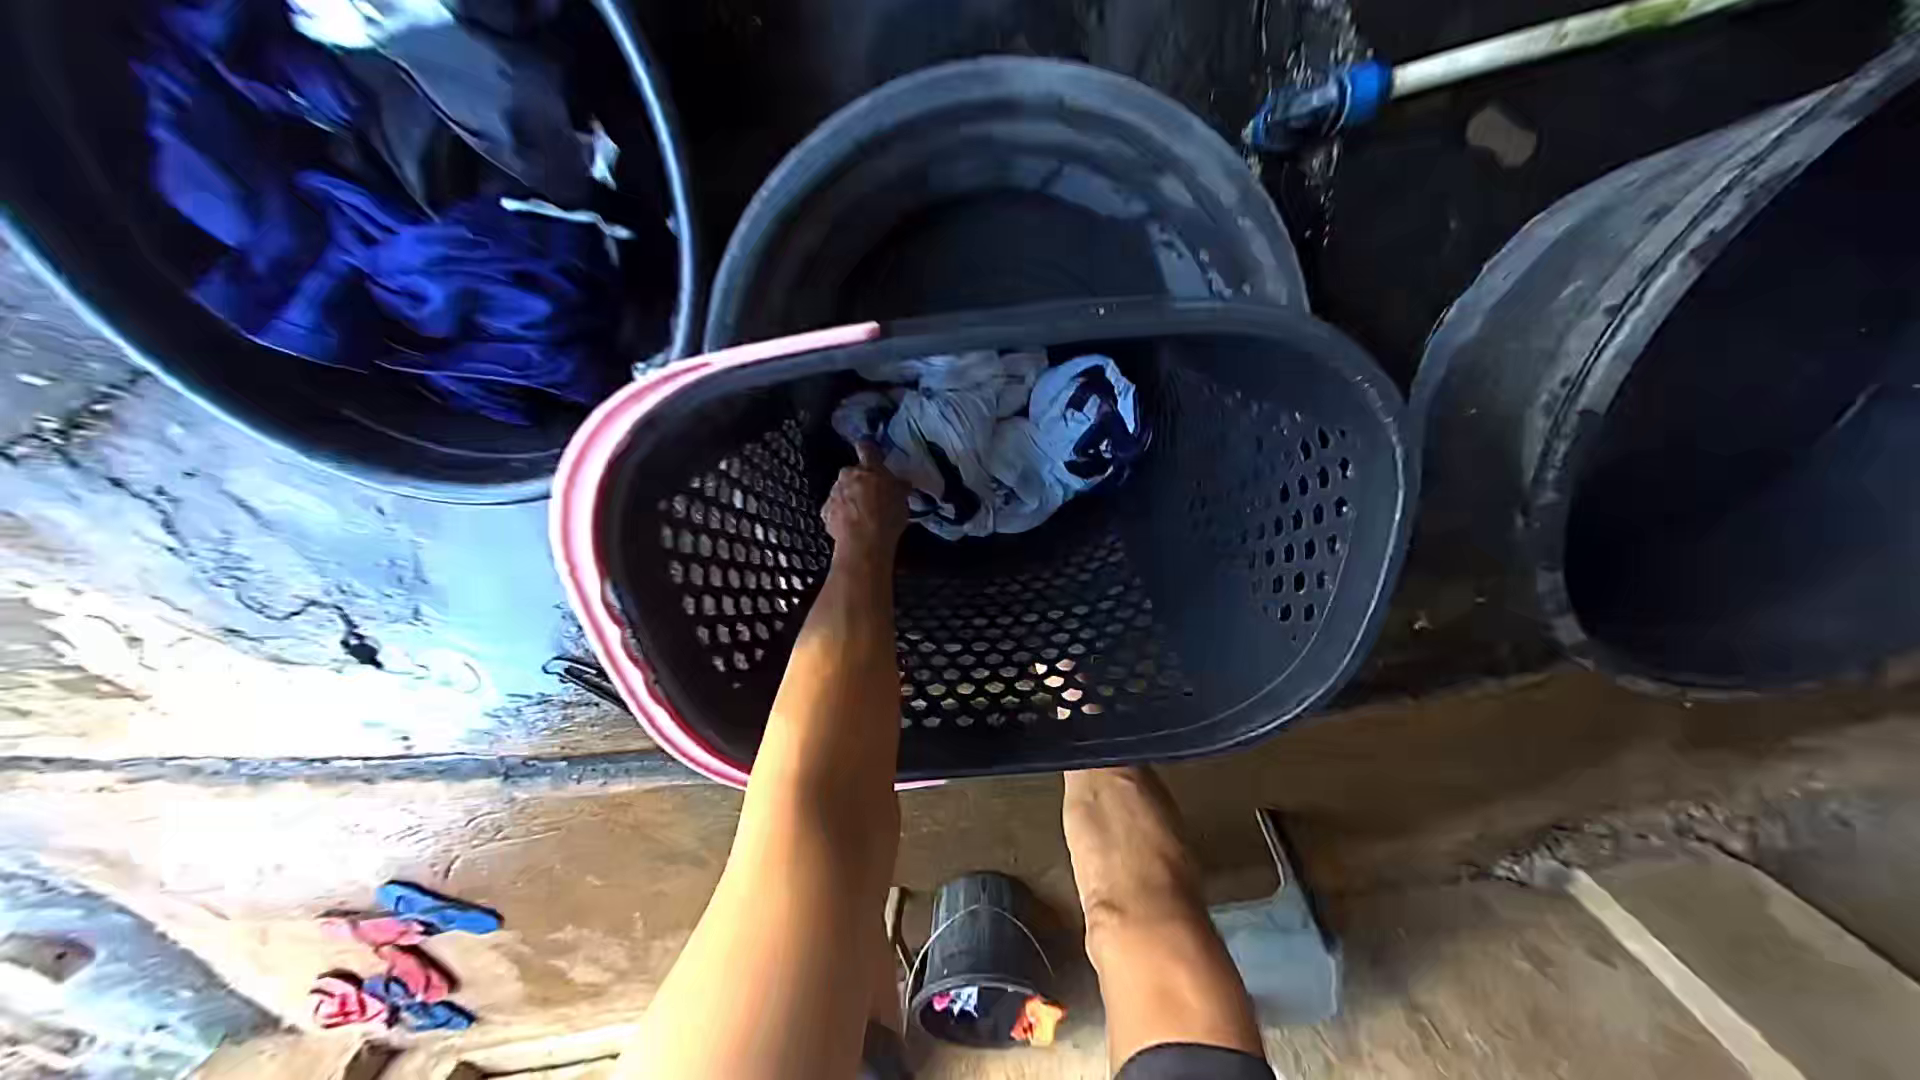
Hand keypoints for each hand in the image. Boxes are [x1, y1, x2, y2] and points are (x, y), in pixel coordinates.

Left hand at [822, 441, 909, 557]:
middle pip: (852, 473)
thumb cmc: (888, 516)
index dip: (869, 449)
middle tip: (872, 496)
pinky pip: (834, 508)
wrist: (863, 541)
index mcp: (869, 468)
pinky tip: (851, 526)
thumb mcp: (902, 500)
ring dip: (850, 498)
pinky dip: (841, 514)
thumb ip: (899, 487)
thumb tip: (901, 483)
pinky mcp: (825, 512)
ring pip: (842, 491)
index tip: (870, 452)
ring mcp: (834, 493)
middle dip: (860, 481)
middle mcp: (847, 475)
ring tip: (862, 516)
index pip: (867, 449)